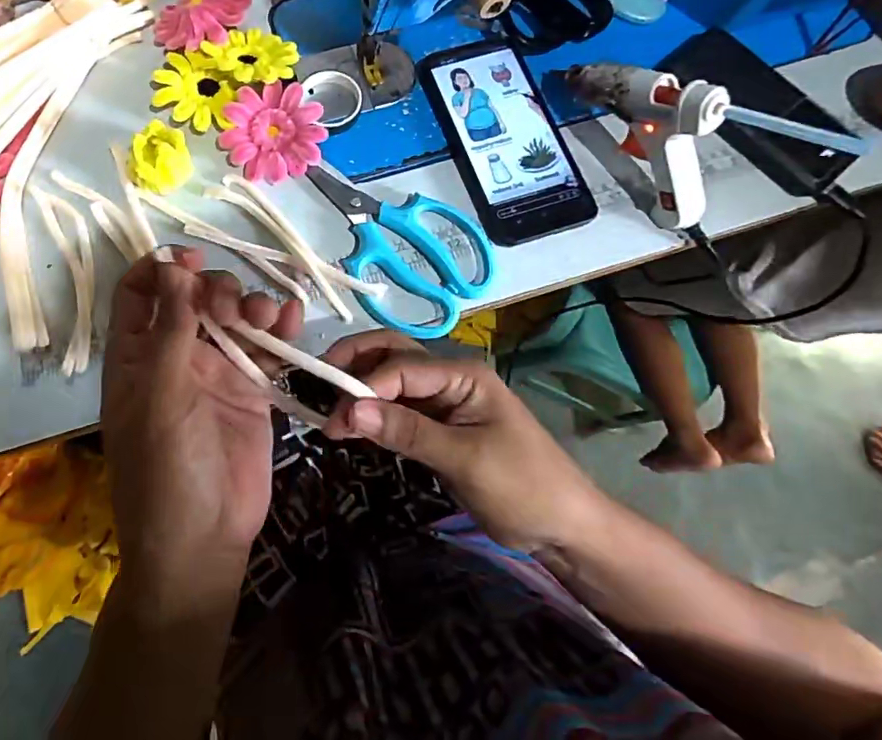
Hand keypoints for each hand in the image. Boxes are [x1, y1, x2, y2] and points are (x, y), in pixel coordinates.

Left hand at [101, 247, 302, 584]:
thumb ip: (169, 330)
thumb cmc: (166, 470)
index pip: (139, 292)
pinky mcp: (254, 387)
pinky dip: (283, 328)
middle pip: (195, 296)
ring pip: (237, 316)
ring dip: (254, 305)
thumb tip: (172, 266)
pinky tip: (295, 320)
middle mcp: (176, 355)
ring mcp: (218, 370)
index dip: (162, 269)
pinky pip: (268, 346)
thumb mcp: (159, 398)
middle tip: (232, 310)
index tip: (192, 260)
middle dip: (217, 289)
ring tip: (269, 319)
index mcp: (137, 356)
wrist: (205, 538)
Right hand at [320, 333, 612, 551]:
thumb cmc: (523, 486)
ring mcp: (443, 402)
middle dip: (354, 367)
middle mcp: (449, 378)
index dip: (364, 385)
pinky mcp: (438, 428)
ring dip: (359, 389)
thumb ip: (408, 431)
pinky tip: (352, 427)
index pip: (401, 365)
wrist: (564, 526)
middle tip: (317, 391)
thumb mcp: (465, 459)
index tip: (333, 416)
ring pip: (391, 381)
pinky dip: (373, 414)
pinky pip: (398, 410)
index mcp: (463, 373)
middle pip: (393, 356)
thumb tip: (350, 410)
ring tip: (327, 414)